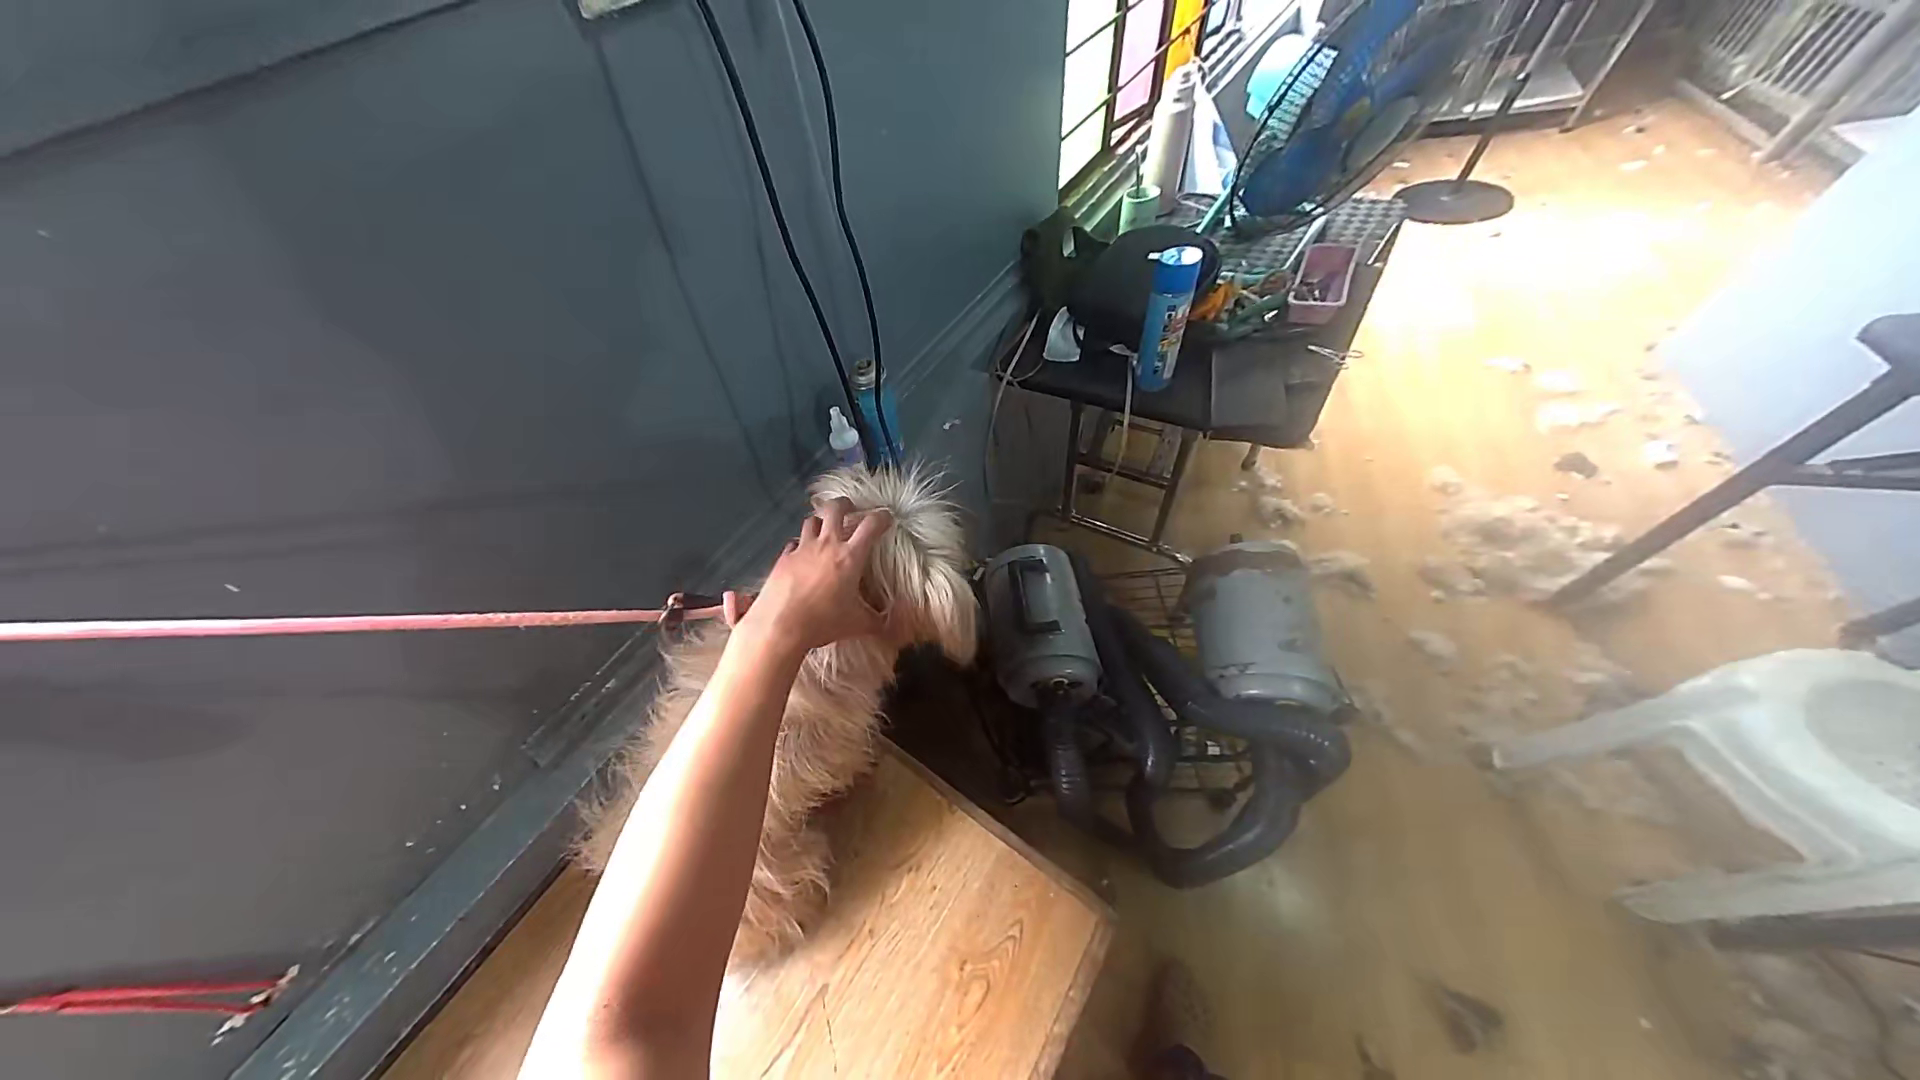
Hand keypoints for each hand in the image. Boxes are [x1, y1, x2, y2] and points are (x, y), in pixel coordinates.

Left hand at [735, 497, 890, 655]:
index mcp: (850, 556)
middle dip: (845, 504)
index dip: (882, 517)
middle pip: (835, 509)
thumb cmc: (824, 622)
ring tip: (825, 529)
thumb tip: (889, 624)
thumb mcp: (858, 624)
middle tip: (850, 509)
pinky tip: (802, 555)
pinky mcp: (783, 559)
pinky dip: (800, 545)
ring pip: (811, 521)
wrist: (780, 626)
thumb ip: (877, 621)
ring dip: (820, 521)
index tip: (886, 518)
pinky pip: (793, 544)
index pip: (871, 525)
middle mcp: (826, 545)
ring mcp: (802, 550)